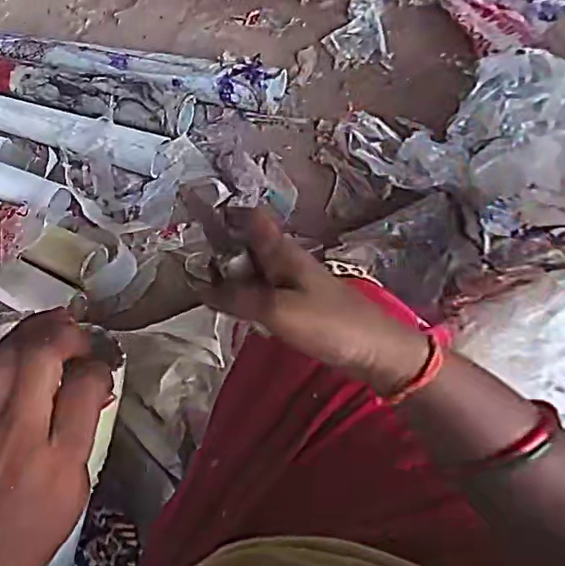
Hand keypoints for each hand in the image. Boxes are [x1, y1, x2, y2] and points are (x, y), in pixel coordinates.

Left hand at [0, 303, 115, 565]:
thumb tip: (91, 390)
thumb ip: (84, 437)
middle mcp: (20, 429)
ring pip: (8, 351)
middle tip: (80, 336)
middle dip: (70, 334)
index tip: (102, 364)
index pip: (87, 386)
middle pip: (46, 356)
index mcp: (59, 456)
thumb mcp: (76, 492)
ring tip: (53, 321)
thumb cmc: (28, 532)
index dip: (101, 364)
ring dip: (34, 327)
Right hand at [190, 206, 428, 392]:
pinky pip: (259, 288)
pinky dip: (240, 290)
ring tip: (196, 278)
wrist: (380, 354)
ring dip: (227, 269)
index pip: (251, 218)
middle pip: (246, 242)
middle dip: (217, 243)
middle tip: (184, 254)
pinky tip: (227, 303)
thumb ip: (237, 298)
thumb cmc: (331, 324)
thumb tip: (200, 288)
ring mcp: (292, 281)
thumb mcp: (276, 311)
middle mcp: (285, 260)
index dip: (224, 211)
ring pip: (252, 266)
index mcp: (282, 252)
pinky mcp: (296, 302)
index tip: (193, 213)